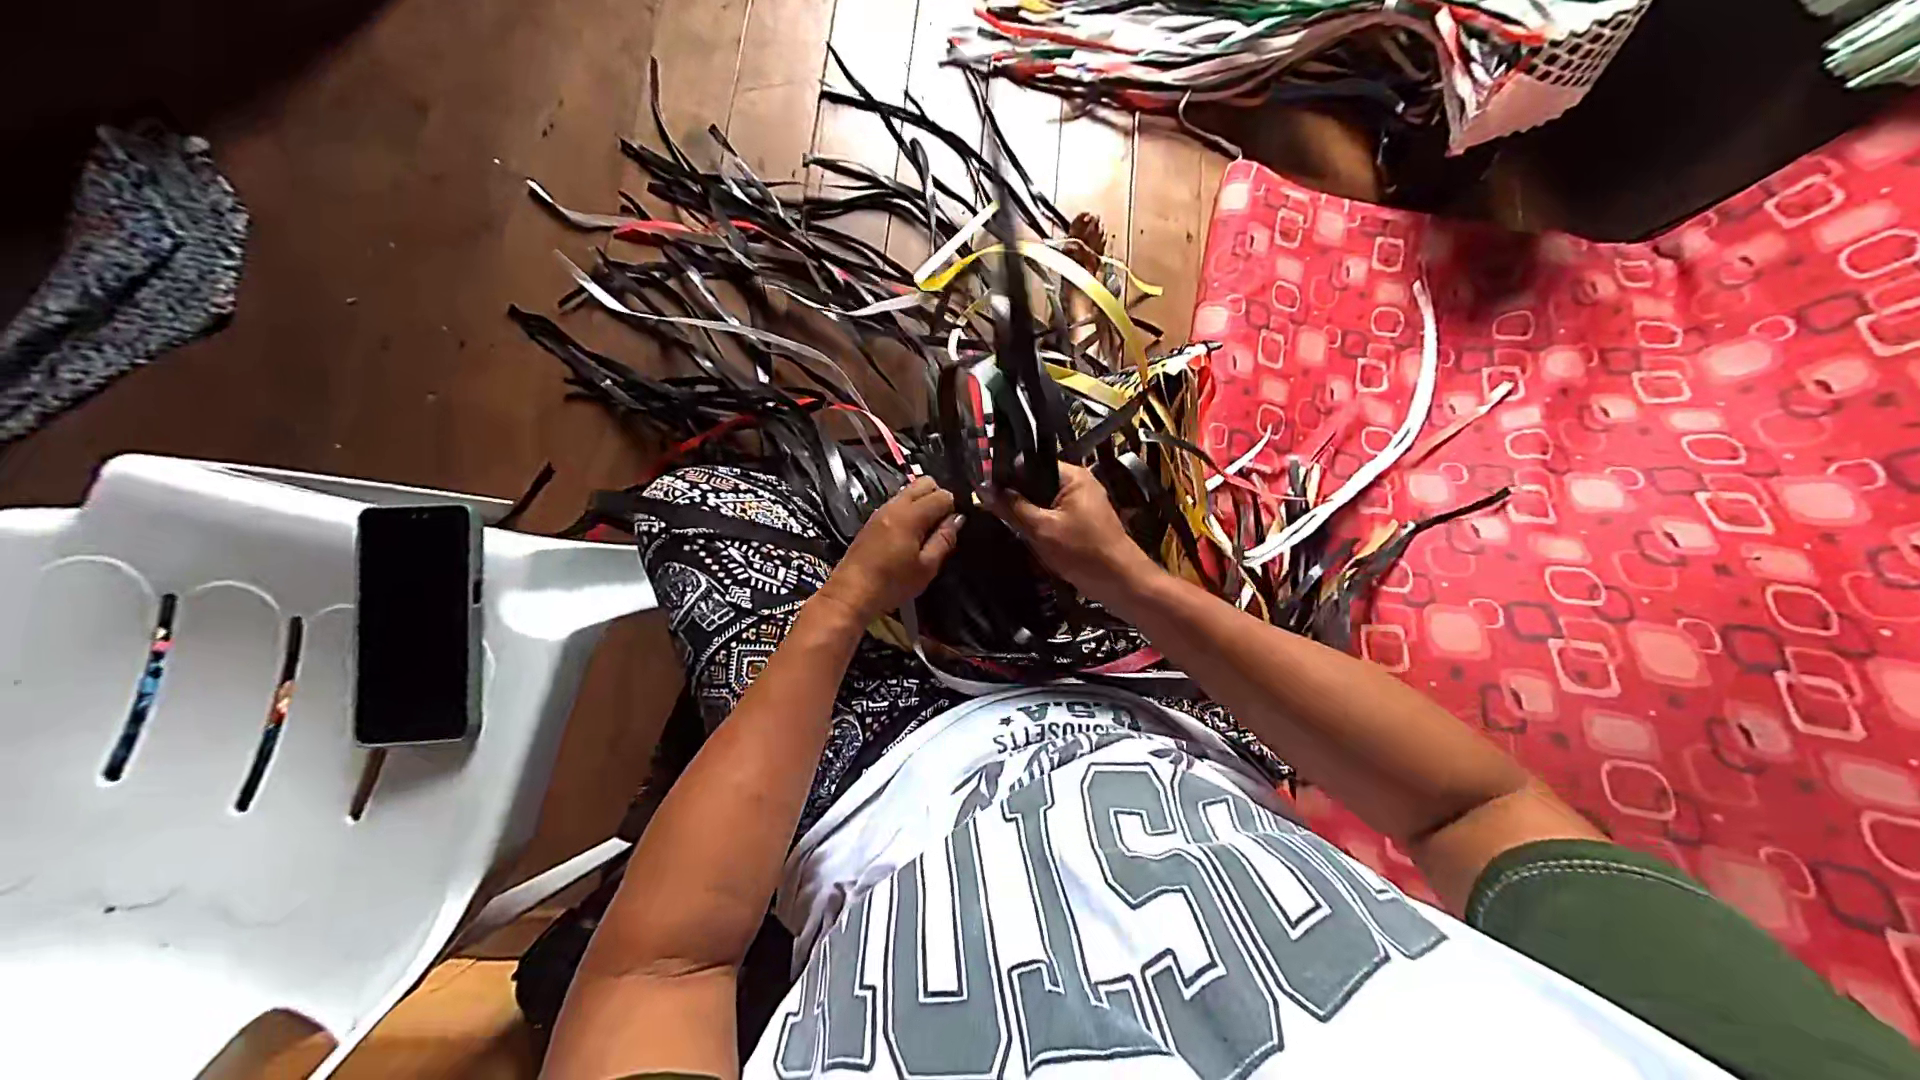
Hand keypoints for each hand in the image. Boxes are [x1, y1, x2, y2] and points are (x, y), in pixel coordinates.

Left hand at [813, 476, 963, 622]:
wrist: (851, 593)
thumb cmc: (892, 584)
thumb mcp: (926, 567)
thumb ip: (944, 539)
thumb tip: (957, 519)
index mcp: (911, 516)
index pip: (942, 495)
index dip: (953, 508)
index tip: (953, 526)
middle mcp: (895, 506)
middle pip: (924, 482)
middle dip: (938, 497)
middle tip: (941, 524)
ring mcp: (881, 510)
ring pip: (909, 490)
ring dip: (923, 502)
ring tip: (926, 531)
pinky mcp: (872, 519)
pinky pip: (897, 502)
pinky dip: (909, 509)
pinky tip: (910, 534)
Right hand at [988, 463, 1162, 606]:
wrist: (1119, 582)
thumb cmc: (1082, 551)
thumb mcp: (1041, 529)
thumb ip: (1011, 507)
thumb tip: (983, 489)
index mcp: (1072, 476)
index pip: (1031, 464)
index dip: (1007, 477)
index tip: (985, 491)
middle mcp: (1079, 483)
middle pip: (1036, 484)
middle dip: (1017, 499)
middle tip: (993, 511)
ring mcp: (1082, 503)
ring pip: (1042, 503)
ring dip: (1028, 516)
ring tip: (1008, 525)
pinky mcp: (1082, 522)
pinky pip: (1052, 517)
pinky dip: (1040, 526)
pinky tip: (1028, 537)